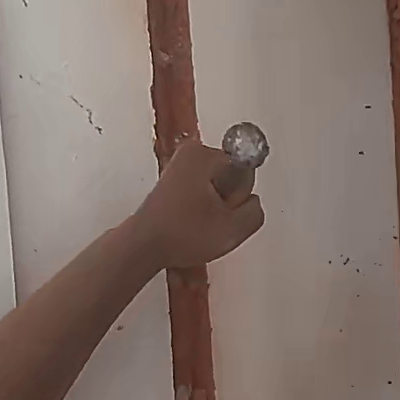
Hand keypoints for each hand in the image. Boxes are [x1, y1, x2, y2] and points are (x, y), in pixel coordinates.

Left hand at [129, 142, 264, 269]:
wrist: (144, 246)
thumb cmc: (181, 235)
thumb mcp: (234, 228)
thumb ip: (255, 211)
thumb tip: (252, 204)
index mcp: (204, 155)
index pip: (245, 170)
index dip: (238, 197)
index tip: (220, 210)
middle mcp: (190, 153)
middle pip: (232, 175)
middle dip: (228, 200)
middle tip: (210, 219)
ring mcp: (180, 166)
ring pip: (219, 186)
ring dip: (215, 207)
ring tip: (199, 222)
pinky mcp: (175, 180)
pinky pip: (204, 192)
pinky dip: (202, 208)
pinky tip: (192, 222)